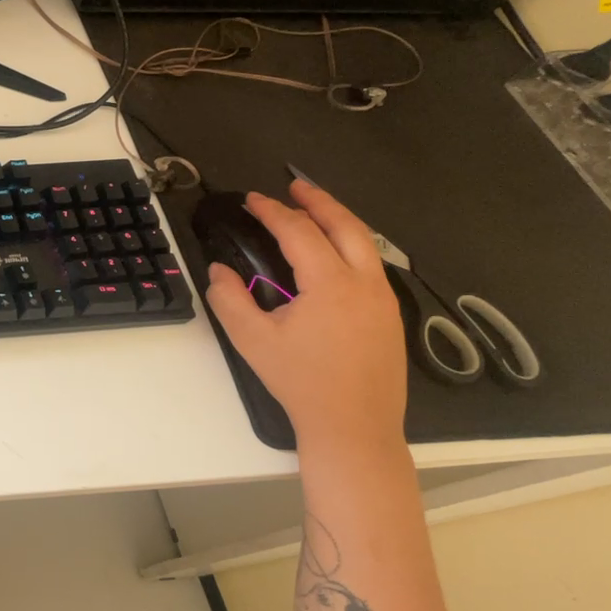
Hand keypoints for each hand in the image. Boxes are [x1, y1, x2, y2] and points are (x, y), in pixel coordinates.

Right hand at [203, 179, 406, 452]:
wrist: (355, 424)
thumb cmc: (301, 381)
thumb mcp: (251, 340)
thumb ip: (229, 299)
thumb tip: (220, 269)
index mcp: (330, 285)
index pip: (299, 233)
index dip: (273, 212)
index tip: (252, 200)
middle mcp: (364, 284)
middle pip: (346, 226)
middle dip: (319, 201)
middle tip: (295, 185)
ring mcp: (383, 299)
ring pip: (366, 243)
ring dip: (338, 220)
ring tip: (314, 210)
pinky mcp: (389, 315)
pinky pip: (370, 264)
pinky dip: (350, 244)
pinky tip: (332, 252)